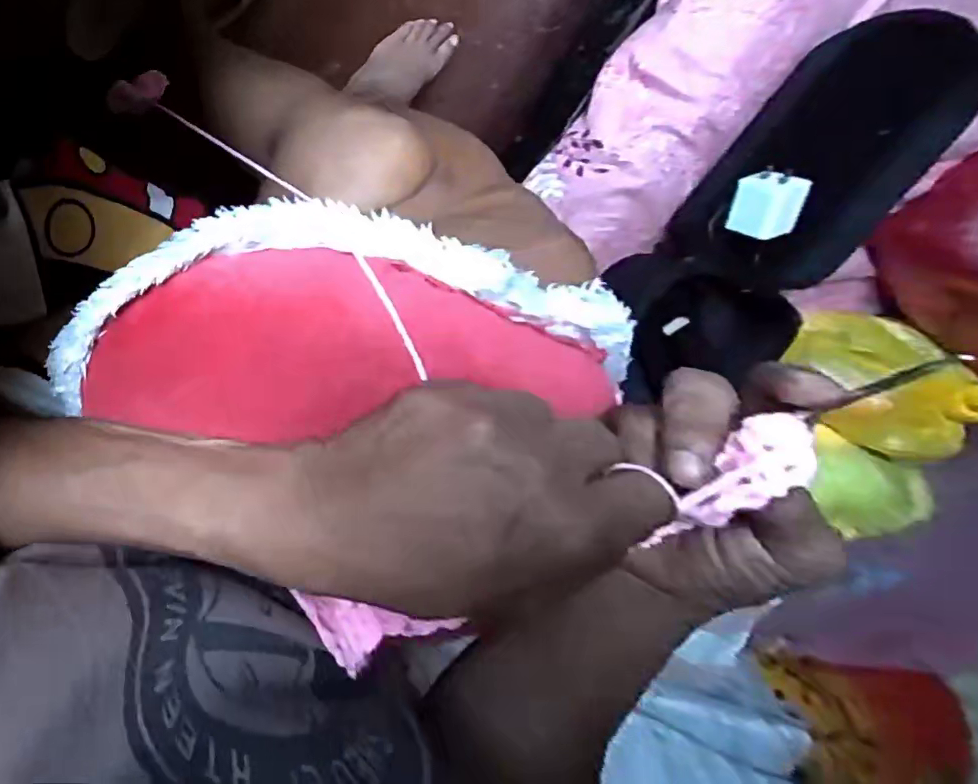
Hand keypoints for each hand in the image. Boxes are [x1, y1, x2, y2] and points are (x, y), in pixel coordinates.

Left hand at [254, 382, 677, 618]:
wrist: (329, 512)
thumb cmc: (411, 568)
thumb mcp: (507, 591)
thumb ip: (568, 551)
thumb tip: (597, 521)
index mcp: (569, 523)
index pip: (648, 492)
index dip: (617, 501)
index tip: (590, 505)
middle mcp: (541, 457)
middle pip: (596, 442)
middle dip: (575, 463)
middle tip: (528, 477)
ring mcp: (489, 413)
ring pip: (539, 411)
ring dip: (524, 433)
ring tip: (481, 453)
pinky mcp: (444, 387)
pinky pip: (486, 395)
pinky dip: (477, 413)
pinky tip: (442, 434)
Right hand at [613, 366, 848, 620]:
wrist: (647, 587)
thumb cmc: (728, 567)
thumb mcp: (793, 559)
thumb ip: (804, 523)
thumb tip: (774, 482)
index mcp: (759, 443)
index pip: (776, 392)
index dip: (787, 382)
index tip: (794, 393)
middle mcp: (703, 425)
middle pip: (701, 388)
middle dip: (696, 422)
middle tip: (688, 475)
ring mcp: (647, 429)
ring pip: (645, 410)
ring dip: (650, 451)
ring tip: (654, 495)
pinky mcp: (599, 436)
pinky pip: (601, 428)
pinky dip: (612, 454)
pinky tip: (618, 481)